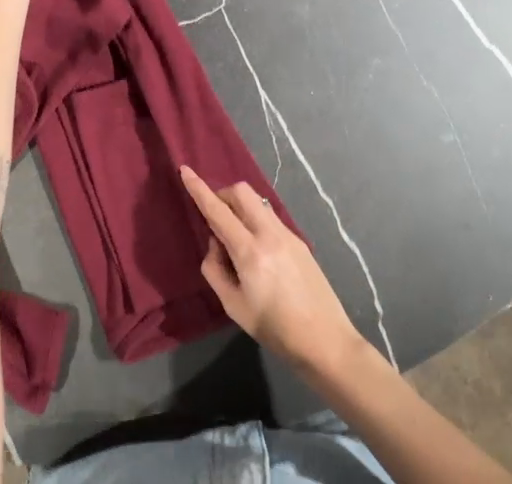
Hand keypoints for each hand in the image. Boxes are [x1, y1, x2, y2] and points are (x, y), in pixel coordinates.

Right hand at [180, 166, 367, 371]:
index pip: (218, 211)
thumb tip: (216, 244)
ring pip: (257, 202)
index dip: (199, 189)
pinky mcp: (300, 242)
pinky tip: (257, 252)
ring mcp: (288, 236)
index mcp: (250, 252)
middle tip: (214, 219)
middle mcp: (270, 235)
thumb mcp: (233, 305)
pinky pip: (270, 218)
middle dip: (223, 195)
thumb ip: (215, 269)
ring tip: (235, 239)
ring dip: (239, 207)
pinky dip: (255, 221)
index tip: (185, 170)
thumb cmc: (275, 329)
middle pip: (242, 192)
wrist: (326, 340)